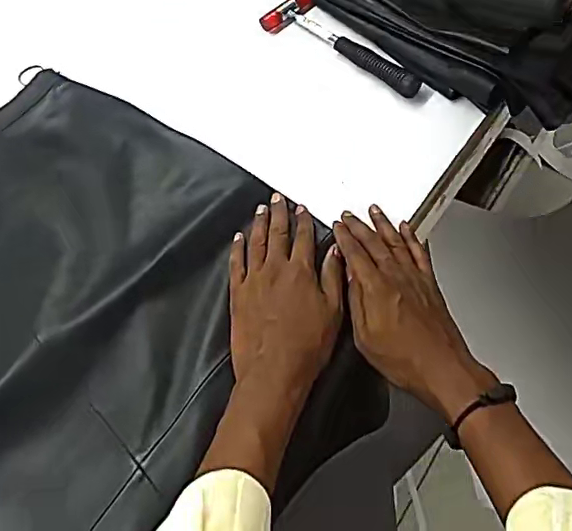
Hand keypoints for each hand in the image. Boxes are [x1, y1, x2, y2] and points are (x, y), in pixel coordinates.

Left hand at [229, 195, 343, 394]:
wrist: (273, 372)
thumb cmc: (307, 346)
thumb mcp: (333, 312)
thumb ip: (332, 277)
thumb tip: (335, 251)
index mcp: (301, 272)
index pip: (303, 238)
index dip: (303, 221)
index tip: (301, 209)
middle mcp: (276, 269)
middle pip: (278, 233)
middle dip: (279, 213)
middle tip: (277, 198)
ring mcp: (254, 279)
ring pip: (257, 242)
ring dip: (260, 223)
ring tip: (261, 209)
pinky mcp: (238, 293)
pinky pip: (236, 263)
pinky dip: (238, 247)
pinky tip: (239, 238)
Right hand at [333, 207, 496, 423]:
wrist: (442, 368)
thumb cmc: (406, 360)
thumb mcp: (365, 338)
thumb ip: (355, 302)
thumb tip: (349, 279)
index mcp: (377, 288)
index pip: (355, 254)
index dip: (344, 238)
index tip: (337, 227)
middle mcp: (396, 276)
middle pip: (373, 242)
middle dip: (358, 226)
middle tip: (349, 215)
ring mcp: (414, 277)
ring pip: (395, 241)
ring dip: (383, 223)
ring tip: (375, 211)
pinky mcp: (429, 283)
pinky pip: (418, 251)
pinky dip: (411, 237)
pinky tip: (407, 229)